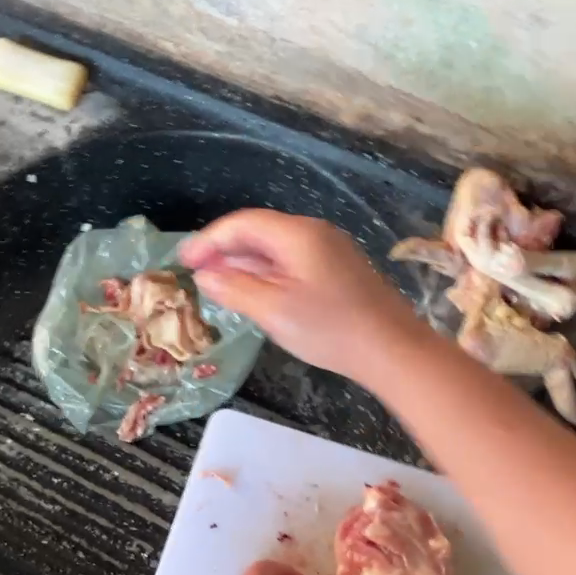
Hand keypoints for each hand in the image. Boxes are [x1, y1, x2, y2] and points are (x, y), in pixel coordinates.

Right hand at [179, 209, 431, 383]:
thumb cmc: (330, 329)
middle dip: (224, 249)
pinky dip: (265, 272)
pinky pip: (291, 262)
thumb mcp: (273, 310)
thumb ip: (235, 289)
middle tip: (195, 271)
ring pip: (275, 248)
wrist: (392, 350)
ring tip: (218, 282)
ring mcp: (329, 251)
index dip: (208, 240)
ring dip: (243, 262)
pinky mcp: (338, 271)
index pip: (242, 224)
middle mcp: (314, 233)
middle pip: (259, 232)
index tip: (182, 261)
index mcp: (297, 235)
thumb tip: (205, 274)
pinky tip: (254, 292)